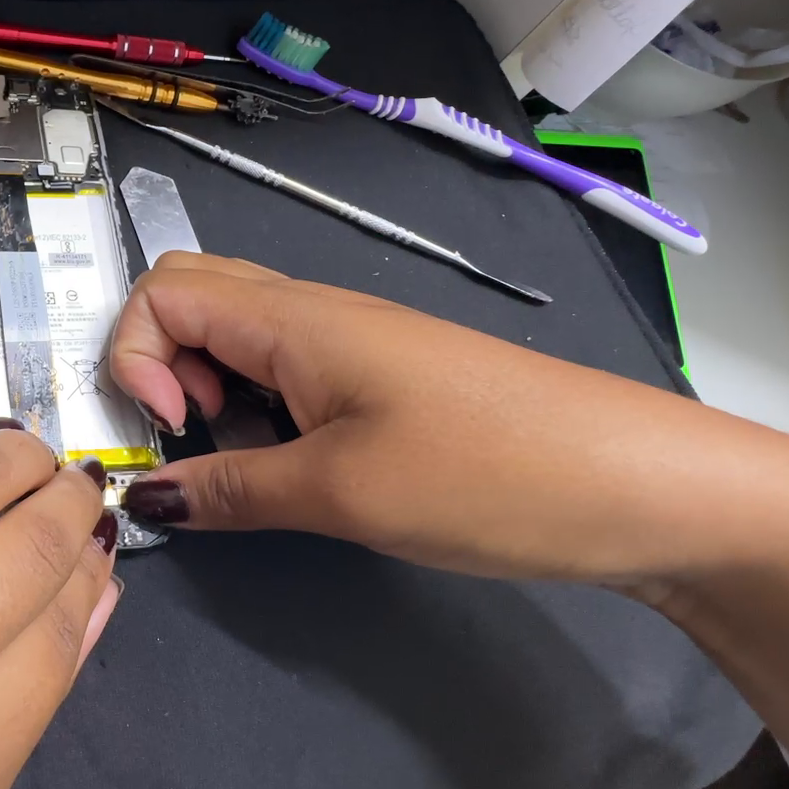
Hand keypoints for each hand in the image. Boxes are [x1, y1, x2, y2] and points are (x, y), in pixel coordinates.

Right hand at [108, 252, 788, 590]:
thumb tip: (142, 498)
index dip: (137, 356)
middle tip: (191, 425)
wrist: (651, 485)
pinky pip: (273, 359)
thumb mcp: (342, 493)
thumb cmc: (489, 473)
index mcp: (290, 319)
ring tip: (241, 446)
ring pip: (229, 326)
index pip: (160, 293)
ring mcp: (341, 338)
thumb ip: (229, 489)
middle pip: (187, 290)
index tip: (178, 427)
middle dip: (157, 355)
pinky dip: (247, 394)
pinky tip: (286, 449)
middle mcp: (306, 311)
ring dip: (201, 378)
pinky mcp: (369, 369)